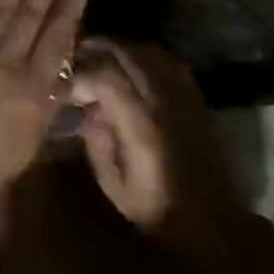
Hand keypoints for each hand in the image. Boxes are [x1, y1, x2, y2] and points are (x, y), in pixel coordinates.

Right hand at [72, 40, 249, 263]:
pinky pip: (168, 61)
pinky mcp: (195, 99)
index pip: (106, 78)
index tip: (61, 87)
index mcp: (144, 128)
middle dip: (93, 50)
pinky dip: (143, 56)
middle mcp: (166, 105)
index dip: (78, 75)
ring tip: (95, 59)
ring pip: (148, 51)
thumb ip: (95, 140)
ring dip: (118, 49)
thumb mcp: (112, 184)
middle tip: (70, 60)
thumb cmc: (155, 210)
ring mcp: (184, 98)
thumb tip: (85, 108)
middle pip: (126, 54)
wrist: (212, 224)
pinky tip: (127, 67)